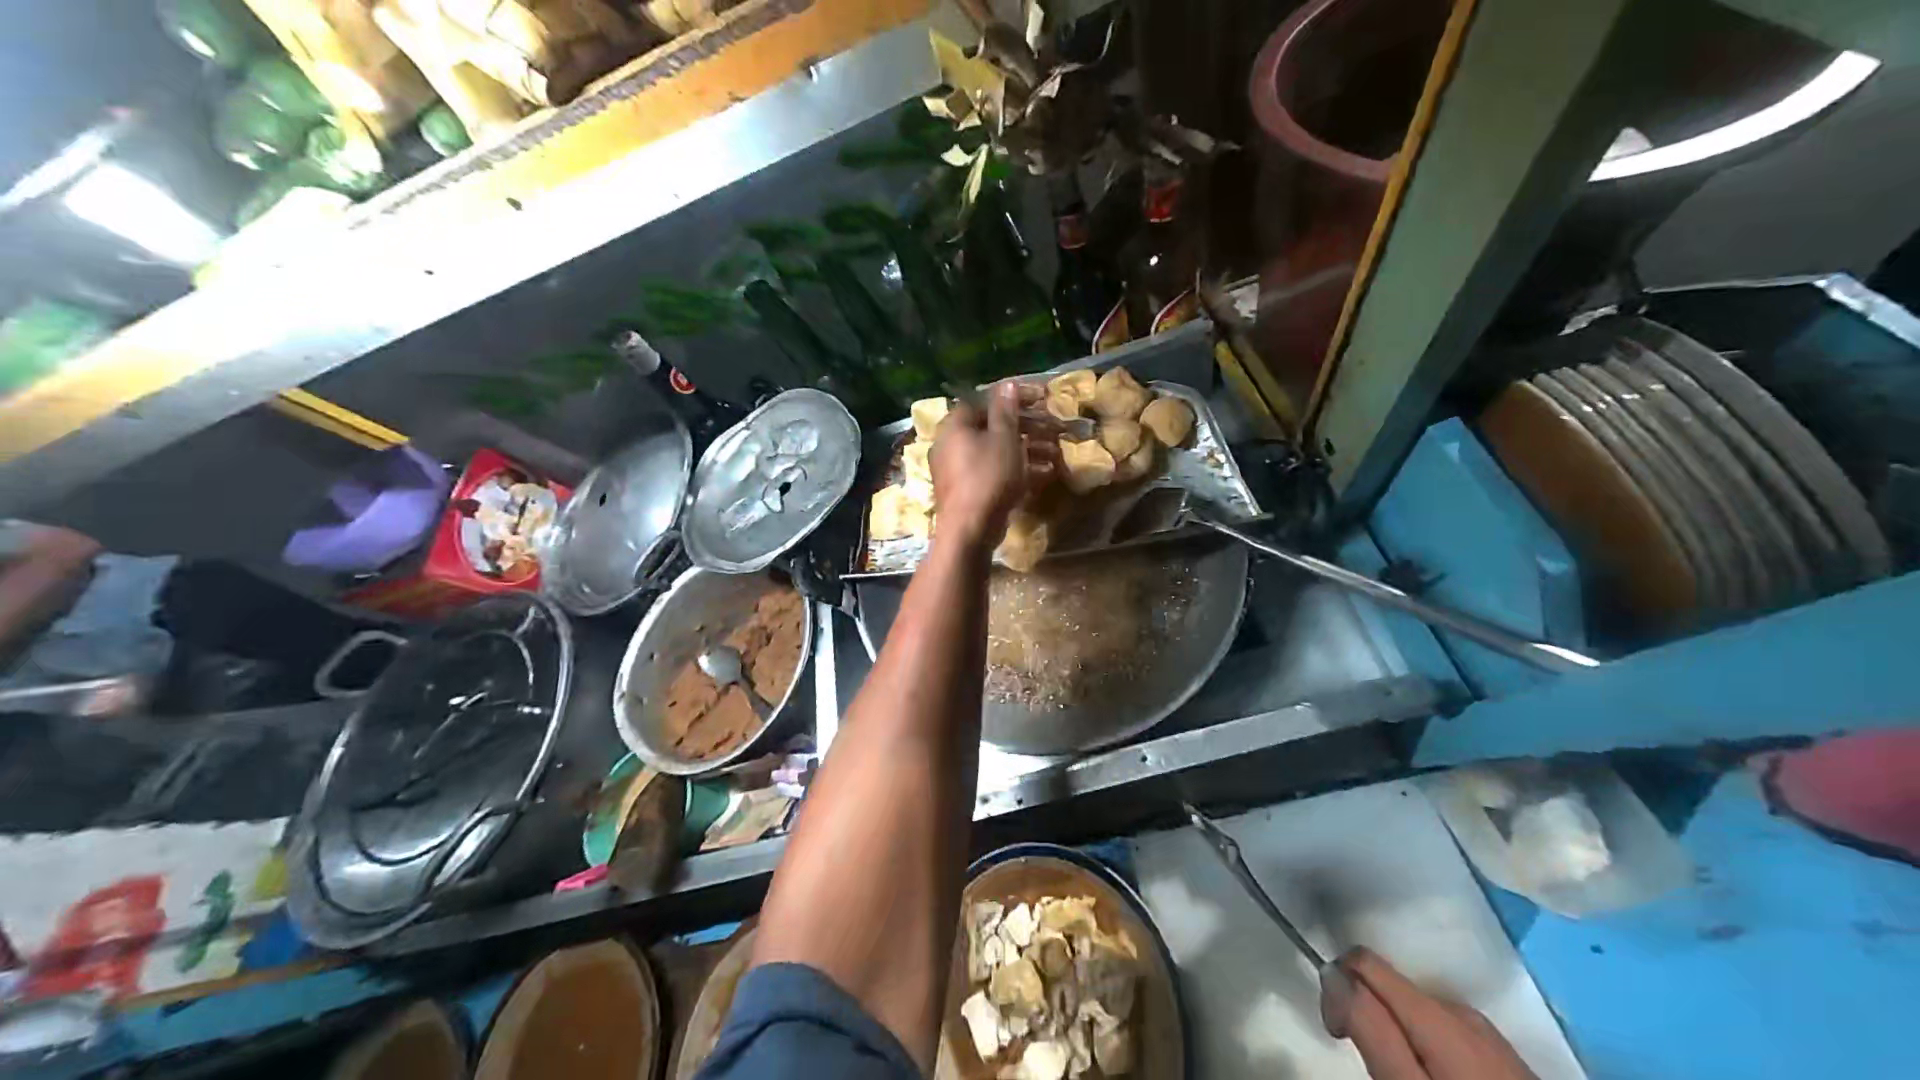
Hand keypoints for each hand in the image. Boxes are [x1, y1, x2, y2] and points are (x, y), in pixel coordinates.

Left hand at [930, 381, 1056, 548]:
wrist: (970, 529)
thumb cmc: (988, 476)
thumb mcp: (1003, 438)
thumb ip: (1006, 410)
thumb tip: (1007, 384)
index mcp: (955, 425)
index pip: (985, 402)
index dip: (1014, 399)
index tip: (1041, 401)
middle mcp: (951, 444)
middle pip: (992, 428)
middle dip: (1026, 428)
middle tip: (1053, 430)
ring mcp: (958, 470)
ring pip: (996, 452)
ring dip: (1027, 450)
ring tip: (1055, 454)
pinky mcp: (967, 491)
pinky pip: (993, 472)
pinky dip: (1016, 470)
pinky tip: (1044, 474)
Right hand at [1325, 948, 1537, 1079]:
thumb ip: (1369, 1027)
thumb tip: (1333, 972)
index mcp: (1435, 1014)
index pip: (1362, 960)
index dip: (1336, 987)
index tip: (1339, 1036)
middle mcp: (1462, 1012)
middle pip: (1390, 985)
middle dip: (1369, 1015)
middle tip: (1376, 1071)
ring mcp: (1490, 1037)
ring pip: (1418, 1011)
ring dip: (1399, 1035)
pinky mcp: (1507, 1062)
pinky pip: (1448, 1035)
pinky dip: (1428, 1050)